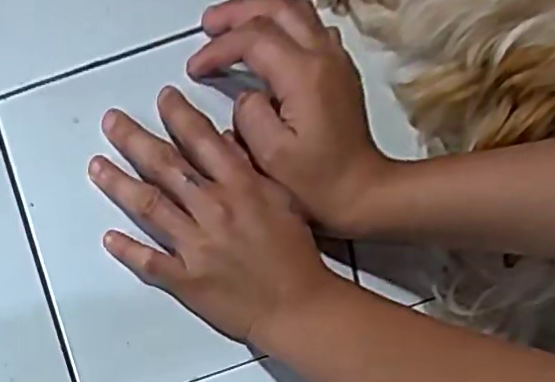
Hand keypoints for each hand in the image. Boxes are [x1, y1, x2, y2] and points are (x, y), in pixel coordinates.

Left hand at [91, 86, 347, 348]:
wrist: (295, 305)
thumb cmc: (295, 255)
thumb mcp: (284, 198)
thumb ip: (254, 169)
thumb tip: (228, 143)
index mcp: (240, 185)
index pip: (202, 140)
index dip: (178, 116)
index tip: (162, 98)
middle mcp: (213, 210)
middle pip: (165, 167)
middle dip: (134, 140)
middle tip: (111, 122)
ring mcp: (196, 246)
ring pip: (150, 207)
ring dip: (120, 185)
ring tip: (97, 167)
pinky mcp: (187, 280)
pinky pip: (150, 262)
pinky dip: (127, 249)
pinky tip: (109, 237)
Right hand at [188, 0, 389, 234]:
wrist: (359, 191)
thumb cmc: (315, 183)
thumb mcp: (271, 157)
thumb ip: (250, 117)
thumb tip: (245, 96)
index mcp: (303, 75)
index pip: (253, 39)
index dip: (219, 48)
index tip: (195, 68)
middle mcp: (323, 55)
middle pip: (277, 8)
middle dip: (237, 13)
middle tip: (208, 25)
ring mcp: (335, 60)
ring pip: (296, 10)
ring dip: (261, 11)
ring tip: (233, 24)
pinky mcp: (339, 72)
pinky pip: (310, 27)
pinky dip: (283, 24)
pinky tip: (269, 41)